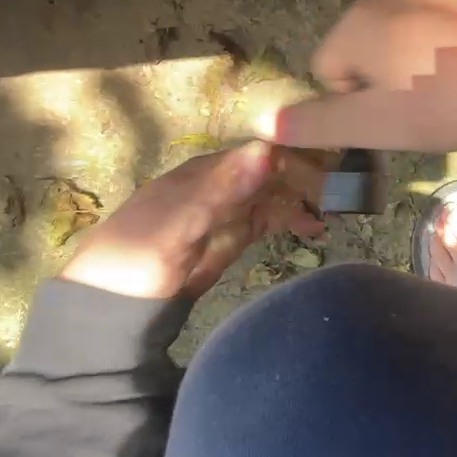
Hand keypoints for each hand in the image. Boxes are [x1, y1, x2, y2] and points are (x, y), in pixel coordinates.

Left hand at [60, 143, 324, 299]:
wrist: (110, 307)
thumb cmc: (138, 258)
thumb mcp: (179, 223)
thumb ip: (222, 188)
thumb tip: (266, 149)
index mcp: (206, 172)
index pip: (261, 153)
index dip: (298, 157)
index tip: (335, 167)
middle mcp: (221, 184)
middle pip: (274, 171)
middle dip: (310, 178)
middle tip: (346, 193)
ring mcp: (227, 210)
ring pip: (277, 194)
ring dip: (306, 199)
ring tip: (338, 212)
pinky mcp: (233, 235)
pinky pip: (271, 218)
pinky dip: (294, 219)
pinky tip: (315, 229)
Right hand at [259, 0, 456, 150]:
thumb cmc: (448, 97)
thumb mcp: (379, 123)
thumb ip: (320, 124)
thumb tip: (265, 123)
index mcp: (355, 23)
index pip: (329, 70)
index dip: (359, 104)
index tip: (398, 119)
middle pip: (368, 50)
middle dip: (390, 82)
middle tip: (429, 109)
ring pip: (408, 37)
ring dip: (421, 64)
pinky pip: (445, 25)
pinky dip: (452, 46)